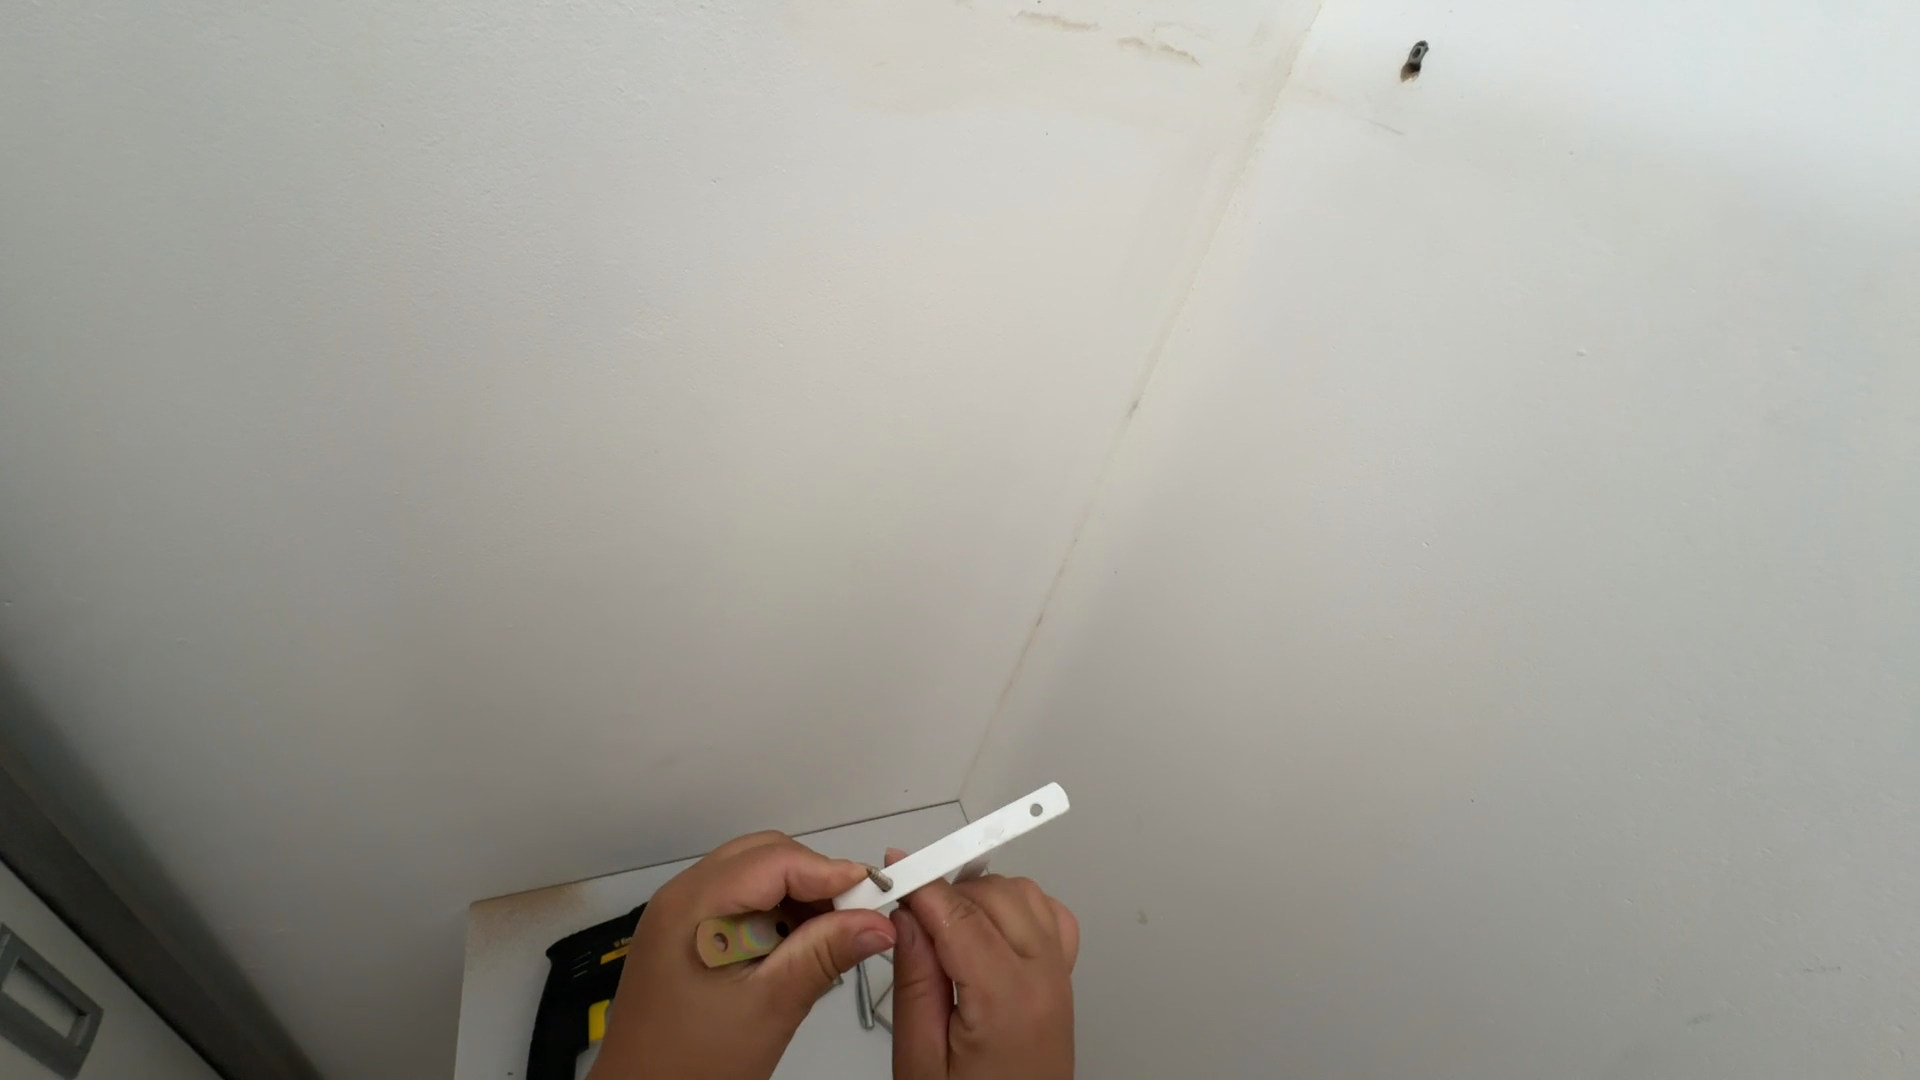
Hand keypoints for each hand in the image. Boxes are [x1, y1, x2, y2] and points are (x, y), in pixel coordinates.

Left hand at [589, 832, 895, 1079]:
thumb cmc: (698, 1064)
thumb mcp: (770, 1006)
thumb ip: (825, 954)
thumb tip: (882, 923)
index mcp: (694, 903)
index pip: (775, 860)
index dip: (828, 870)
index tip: (874, 892)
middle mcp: (683, 892)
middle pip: (765, 855)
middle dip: (813, 877)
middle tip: (851, 914)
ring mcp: (680, 910)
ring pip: (756, 871)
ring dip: (797, 892)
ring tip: (828, 932)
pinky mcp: (684, 930)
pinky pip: (741, 895)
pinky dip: (775, 909)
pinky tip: (795, 943)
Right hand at [888, 849, 1078, 1079]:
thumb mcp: (919, 1060)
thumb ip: (914, 979)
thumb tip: (906, 914)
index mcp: (1007, 1001)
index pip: (959, 913)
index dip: (922, 885)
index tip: (894, 873)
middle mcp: (1043, 979)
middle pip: (992, 893)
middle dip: (947, 891)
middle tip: (910, 910)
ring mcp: (1060, 975)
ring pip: (1022, 892)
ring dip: (980, 894)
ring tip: (944, 926)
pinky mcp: (1064, 977)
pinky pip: (1049, 913)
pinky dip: (1018, 904)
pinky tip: (988, 927)